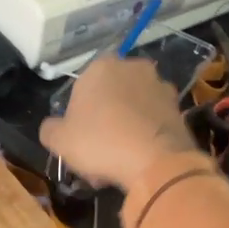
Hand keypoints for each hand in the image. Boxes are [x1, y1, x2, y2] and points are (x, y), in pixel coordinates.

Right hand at [40, 55, 201, 193]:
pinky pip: (151, 120)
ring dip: (124, 128)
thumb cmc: (99, 142)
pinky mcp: (178, 106)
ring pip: (131, 108)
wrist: (155, 160)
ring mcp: (159, 84)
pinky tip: (137, 159)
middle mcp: (132, 67)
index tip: (78, 137)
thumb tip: (53, 126)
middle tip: (97, 151)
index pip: (81, 88)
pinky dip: (144, 135)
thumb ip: (50, 128)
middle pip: (109, 96)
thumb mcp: (58, 140)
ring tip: (118, 160)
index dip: (77, 115)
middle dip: (103, 120)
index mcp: (100, 67)